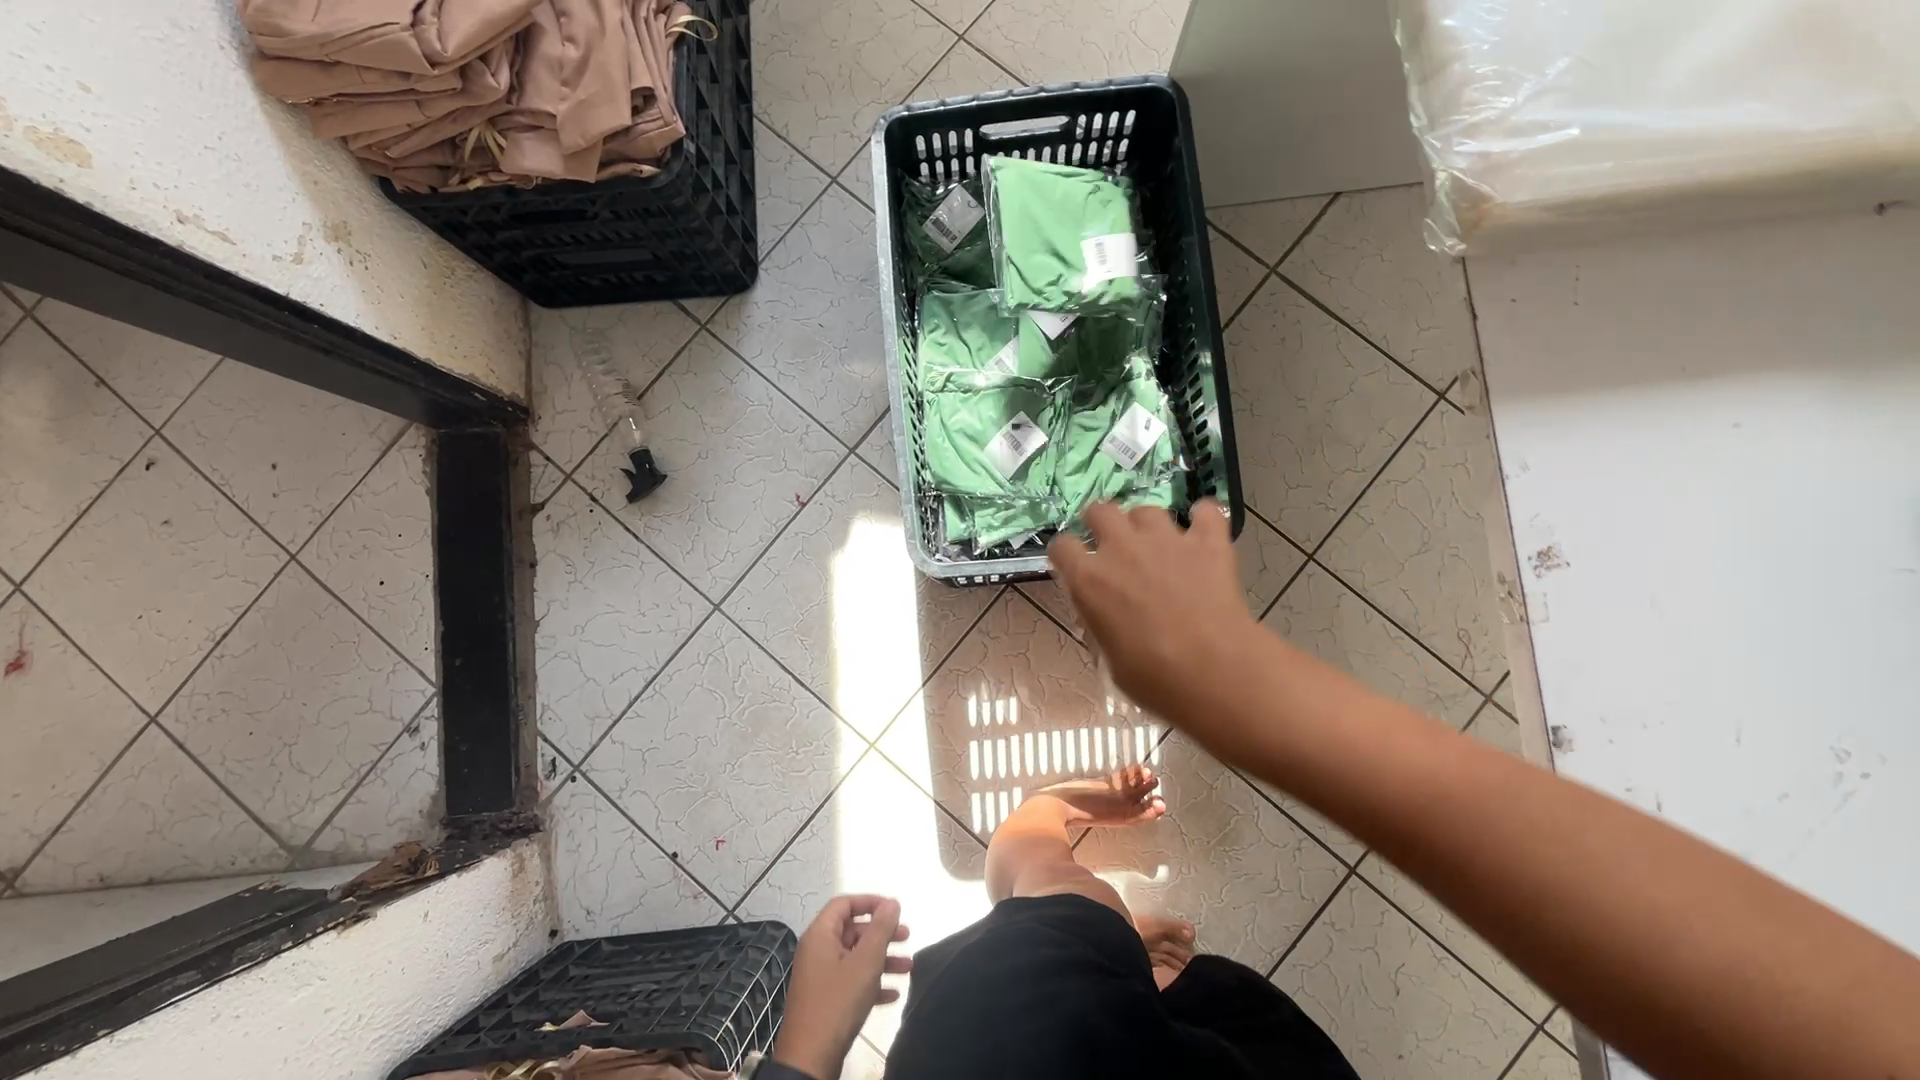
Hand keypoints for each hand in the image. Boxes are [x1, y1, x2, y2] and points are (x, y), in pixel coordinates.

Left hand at [772, 895, 910, 1079]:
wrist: (810, 1058)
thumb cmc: (838, 1002)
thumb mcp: (865, 962)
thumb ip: (880, 929)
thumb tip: (891, 902)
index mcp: (820, 935)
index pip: (844, 904)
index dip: (870, 902)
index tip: (894, 909)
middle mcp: (817, 951)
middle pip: (852, 931)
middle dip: (881, 933)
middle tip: (907, 937)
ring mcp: (820, 977)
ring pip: (855, 958)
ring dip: (882, 960)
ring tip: (908, 968)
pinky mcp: (825, 1000)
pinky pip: (851, 982)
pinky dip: (871, 983)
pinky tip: (892, 994)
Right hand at [1048, 501, 1257, 721]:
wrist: (1213, 670)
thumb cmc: (1153, 678)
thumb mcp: (1109, 660)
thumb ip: (1100, 628)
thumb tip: (1100, 617)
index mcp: (1089, 580)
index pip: (1062, 547)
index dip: (1067, 555)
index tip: (1075, 566)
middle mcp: (1122, 549)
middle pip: (1100, 511)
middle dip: (1101, 523)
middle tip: (1112, 545)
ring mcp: (1166, 540)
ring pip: (1147, 510)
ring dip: (1147, 524)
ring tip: (1157, 544)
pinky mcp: (1208, 542)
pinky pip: (1206, 512)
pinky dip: (1204, 518)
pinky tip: (1204, 531)